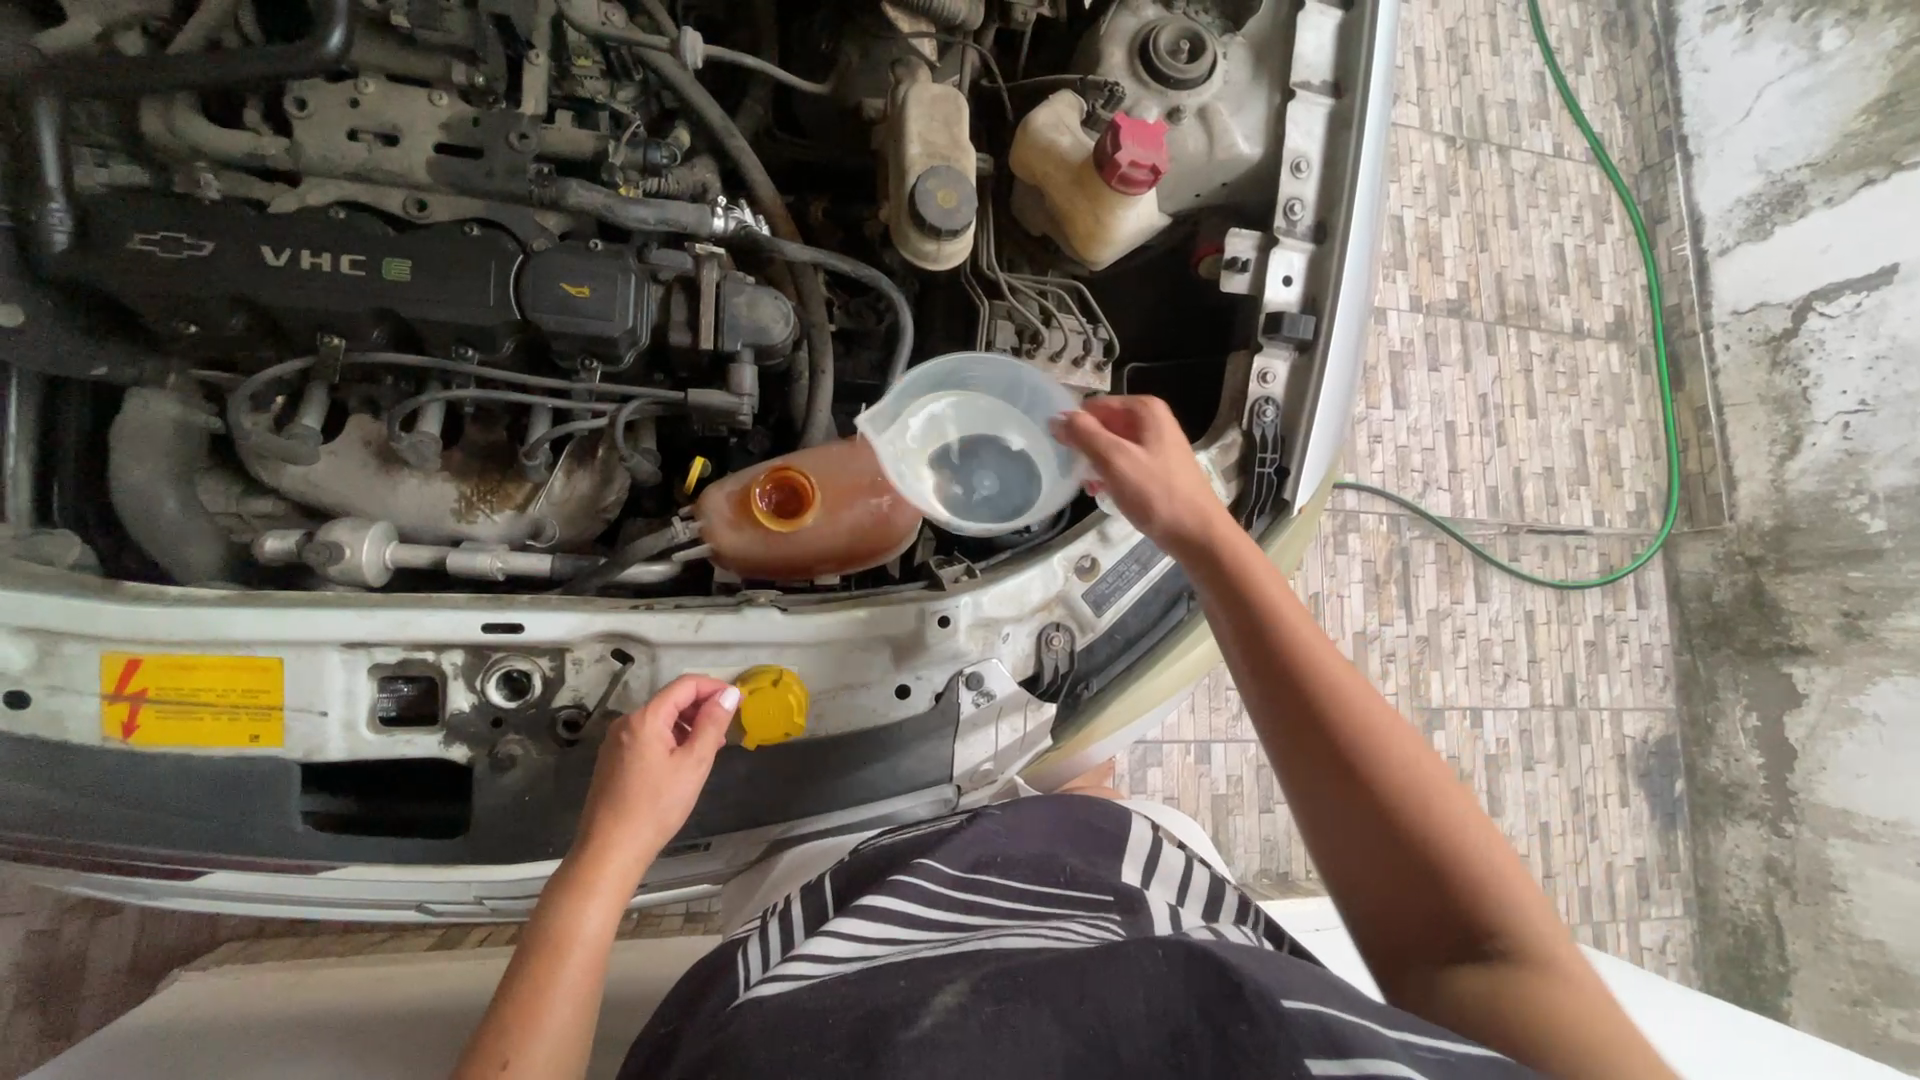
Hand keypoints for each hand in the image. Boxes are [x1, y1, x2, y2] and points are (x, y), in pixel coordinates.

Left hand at [570, 674, 740, 884]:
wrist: (610, 850)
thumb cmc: (657, 806)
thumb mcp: (694, 763)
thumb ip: (712, 724)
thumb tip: (730, 693)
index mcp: (645, 718)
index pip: (684, 685)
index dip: (714, 687)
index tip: (738, 701)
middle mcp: (626, 722)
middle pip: (670, 700)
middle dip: (702, 707)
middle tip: (727, 728)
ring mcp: (616, 742)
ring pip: (660, 720)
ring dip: (688, 725)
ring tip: (710, 748)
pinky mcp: (613, 760)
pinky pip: (648, 737)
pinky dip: (671, 739)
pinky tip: (684, 762)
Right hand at [1052, 395, 1233, 558]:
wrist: (1197, 533)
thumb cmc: (1155, 494)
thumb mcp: (1114, 460)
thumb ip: (1083, 434)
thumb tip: (1056, 418)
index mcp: (1144, 409)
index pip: (1093, 406)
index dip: (1076, 427)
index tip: (1065, 454)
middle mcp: (1152, 420)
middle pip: (1103, 425)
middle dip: (1086, 448)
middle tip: (1079, 474)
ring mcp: (1157, 444)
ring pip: (1112, 446)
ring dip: (1096, 465)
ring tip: (1092, 488)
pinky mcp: (1157, 467)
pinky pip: (1124, 462)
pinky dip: (1111, 475)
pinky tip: (1106, 494)